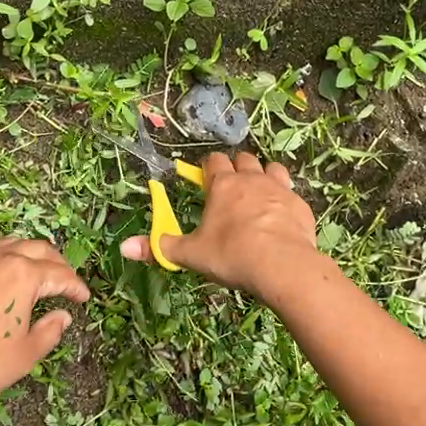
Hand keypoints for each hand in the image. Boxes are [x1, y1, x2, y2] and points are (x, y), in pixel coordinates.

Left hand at [0, 238, 90, 423]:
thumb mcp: (25, 354)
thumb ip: (49, 331)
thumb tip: (62, 317)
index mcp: (22, 274)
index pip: (59, 274)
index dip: (75, 286)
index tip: (84, 298)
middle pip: (36, 249)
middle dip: (56, 263)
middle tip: (66, 281)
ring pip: (9, 245)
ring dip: (29, 255)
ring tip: (38, 272)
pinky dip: (3, 261)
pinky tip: (3, 281)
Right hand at [122, 152, 328, 300]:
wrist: (283, 267)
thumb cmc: (231, 256)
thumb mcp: (191, 254)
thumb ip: (160, 247)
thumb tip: (125, 247)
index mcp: (223, 185)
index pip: (214, 161)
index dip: (208, 167)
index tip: (204, 179)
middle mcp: (252, 179)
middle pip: (244, 159)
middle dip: (236, 167)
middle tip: (230, 187)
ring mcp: (280, 190)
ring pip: (272, 169)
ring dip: (264, 176)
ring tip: (258, 195)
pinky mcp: (300, 206)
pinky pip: (291, 194)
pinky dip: (284, 201)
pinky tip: (280, 219)